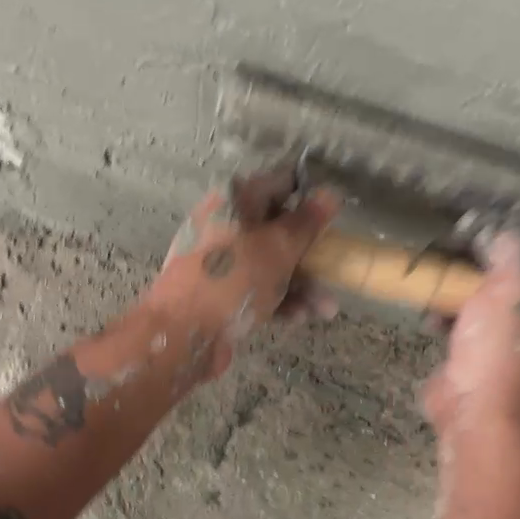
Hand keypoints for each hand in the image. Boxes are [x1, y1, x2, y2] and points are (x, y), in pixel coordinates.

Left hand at [142, 167, 342, 382]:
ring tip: (327, 309)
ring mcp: (221, 262)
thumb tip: (330, 194)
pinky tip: (302, 317)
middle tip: (336, 268)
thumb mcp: (277, 248)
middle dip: (311, 251)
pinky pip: (258, 290)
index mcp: (233, 200)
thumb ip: (306, 223)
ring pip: (271, 264)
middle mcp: (225, 226)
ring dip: (302, 284)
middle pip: (278, 228)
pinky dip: (280, 301)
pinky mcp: (220, 295)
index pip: (280, 183)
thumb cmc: (232, 281)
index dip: (310, 197)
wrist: (182, 336)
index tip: (336, 216)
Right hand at [423, 230, 519, 432]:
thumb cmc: (498, 346)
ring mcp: (503, 329)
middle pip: (500, 266)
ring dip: (451, 285)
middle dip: (470, 259)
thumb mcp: (511, 284)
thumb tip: (502, 227)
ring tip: (434, 283)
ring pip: (475, 289)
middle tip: (445, 250)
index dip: (504, 232)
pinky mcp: (474, 346)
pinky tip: (430, 315)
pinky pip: (457, 315)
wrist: (475, 407)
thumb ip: (512, 248)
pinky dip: (442, 312)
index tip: (473, 226)